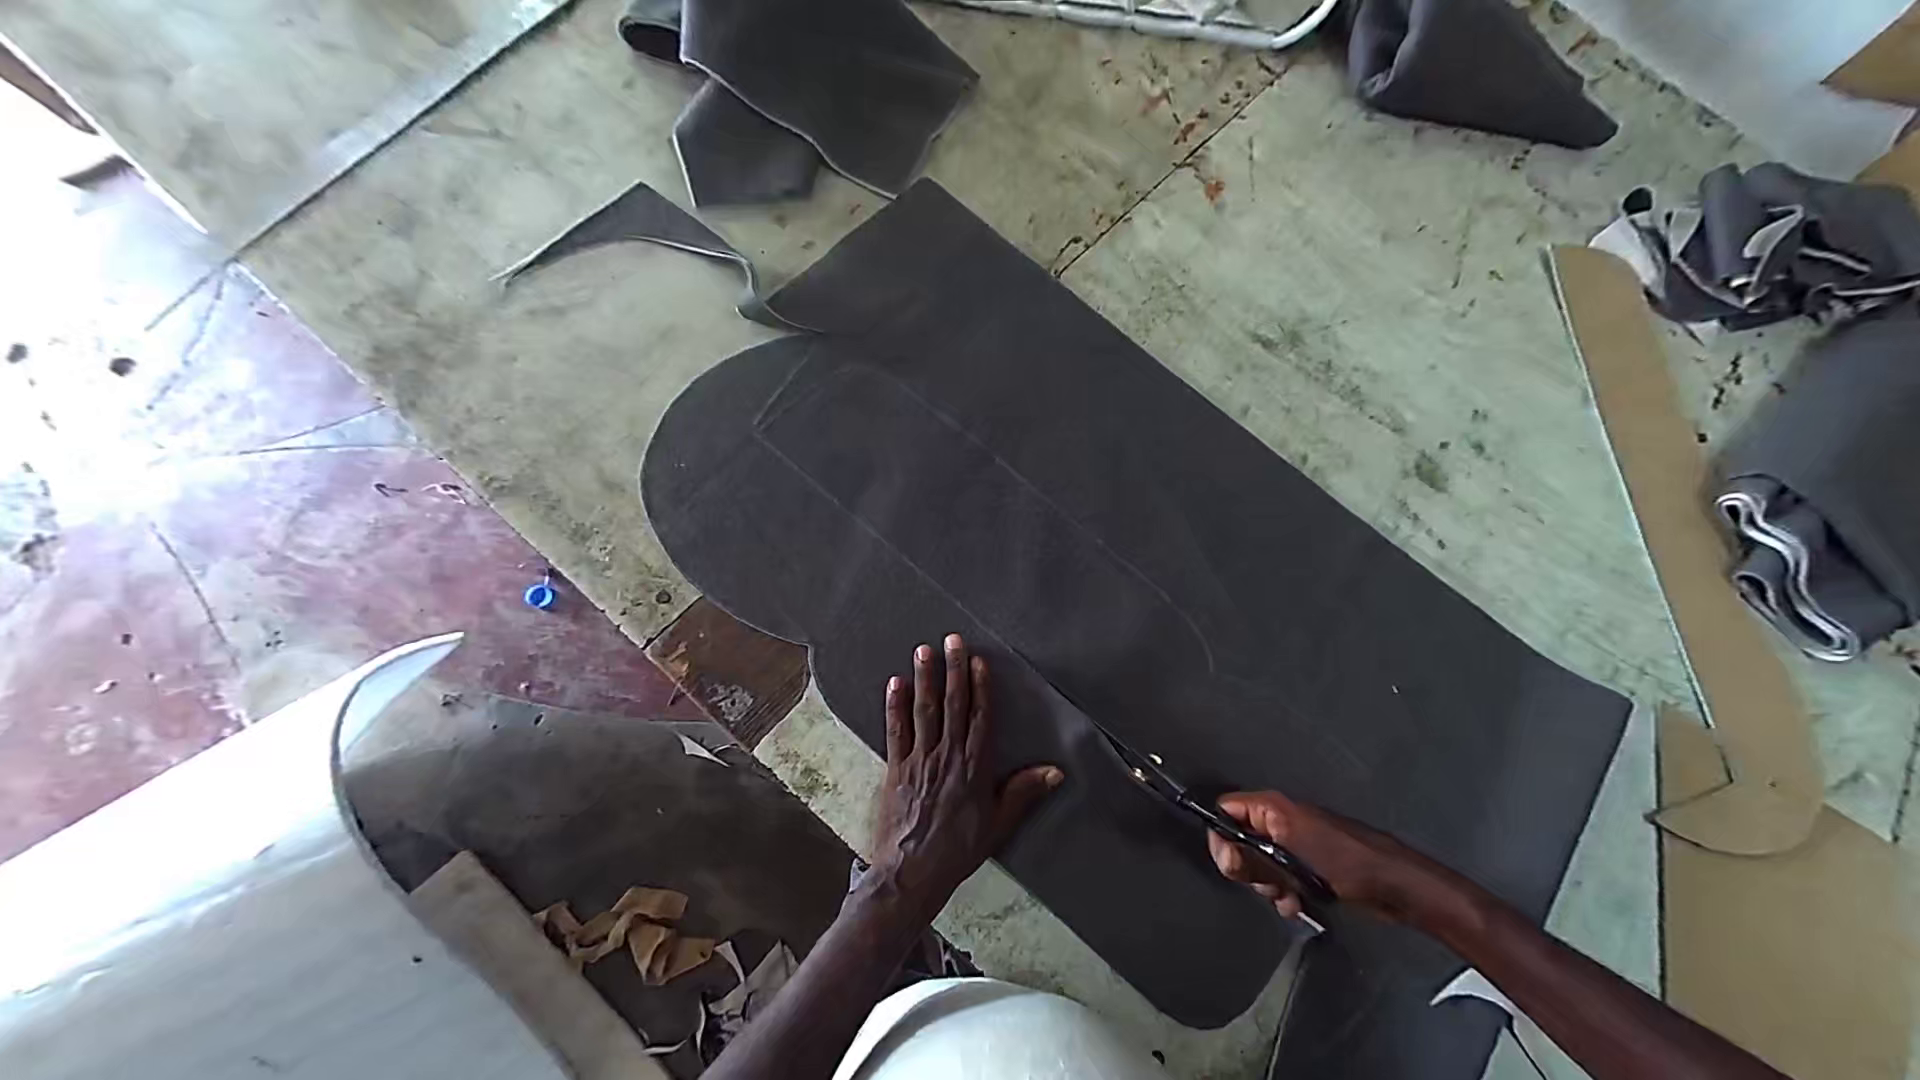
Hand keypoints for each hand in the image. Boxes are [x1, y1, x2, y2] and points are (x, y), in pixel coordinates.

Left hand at [870, 634, 1062, 913]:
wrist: (913, 872)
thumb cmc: (959, 848)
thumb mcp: (999, 823)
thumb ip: (1025, 792)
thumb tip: (1057, 771)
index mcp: (975, 767)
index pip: (980, 717)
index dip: (980, 686)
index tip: (978, 660)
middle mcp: (948, 755)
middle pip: (952, 704)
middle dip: (953, 669)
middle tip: (951, 639)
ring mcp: (920, 759)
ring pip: (924, 710)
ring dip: (924, 678)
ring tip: (923, 650)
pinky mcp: (897, 767)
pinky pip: (896, 730)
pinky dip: (895, 705)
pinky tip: (895, 682)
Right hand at [1207, 791, 1455, 924]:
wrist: (1396, 886)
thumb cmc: (1348, 864)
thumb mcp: (1290, 861)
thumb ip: (1250, 856)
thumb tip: (1222, 854)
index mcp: (1271, 807)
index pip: (1224, 811)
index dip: (1222, 838)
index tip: (1233, 863)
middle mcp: (1277, 820)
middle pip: (1238, 841)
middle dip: (1249, 868)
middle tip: (1267, 882)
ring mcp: (1292, 842)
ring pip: (1257, 863)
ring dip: (1267, 885)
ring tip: (1287, 895)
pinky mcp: (1305, 863)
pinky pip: (1278, 875)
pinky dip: (1283, 891)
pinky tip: (1296, 902)